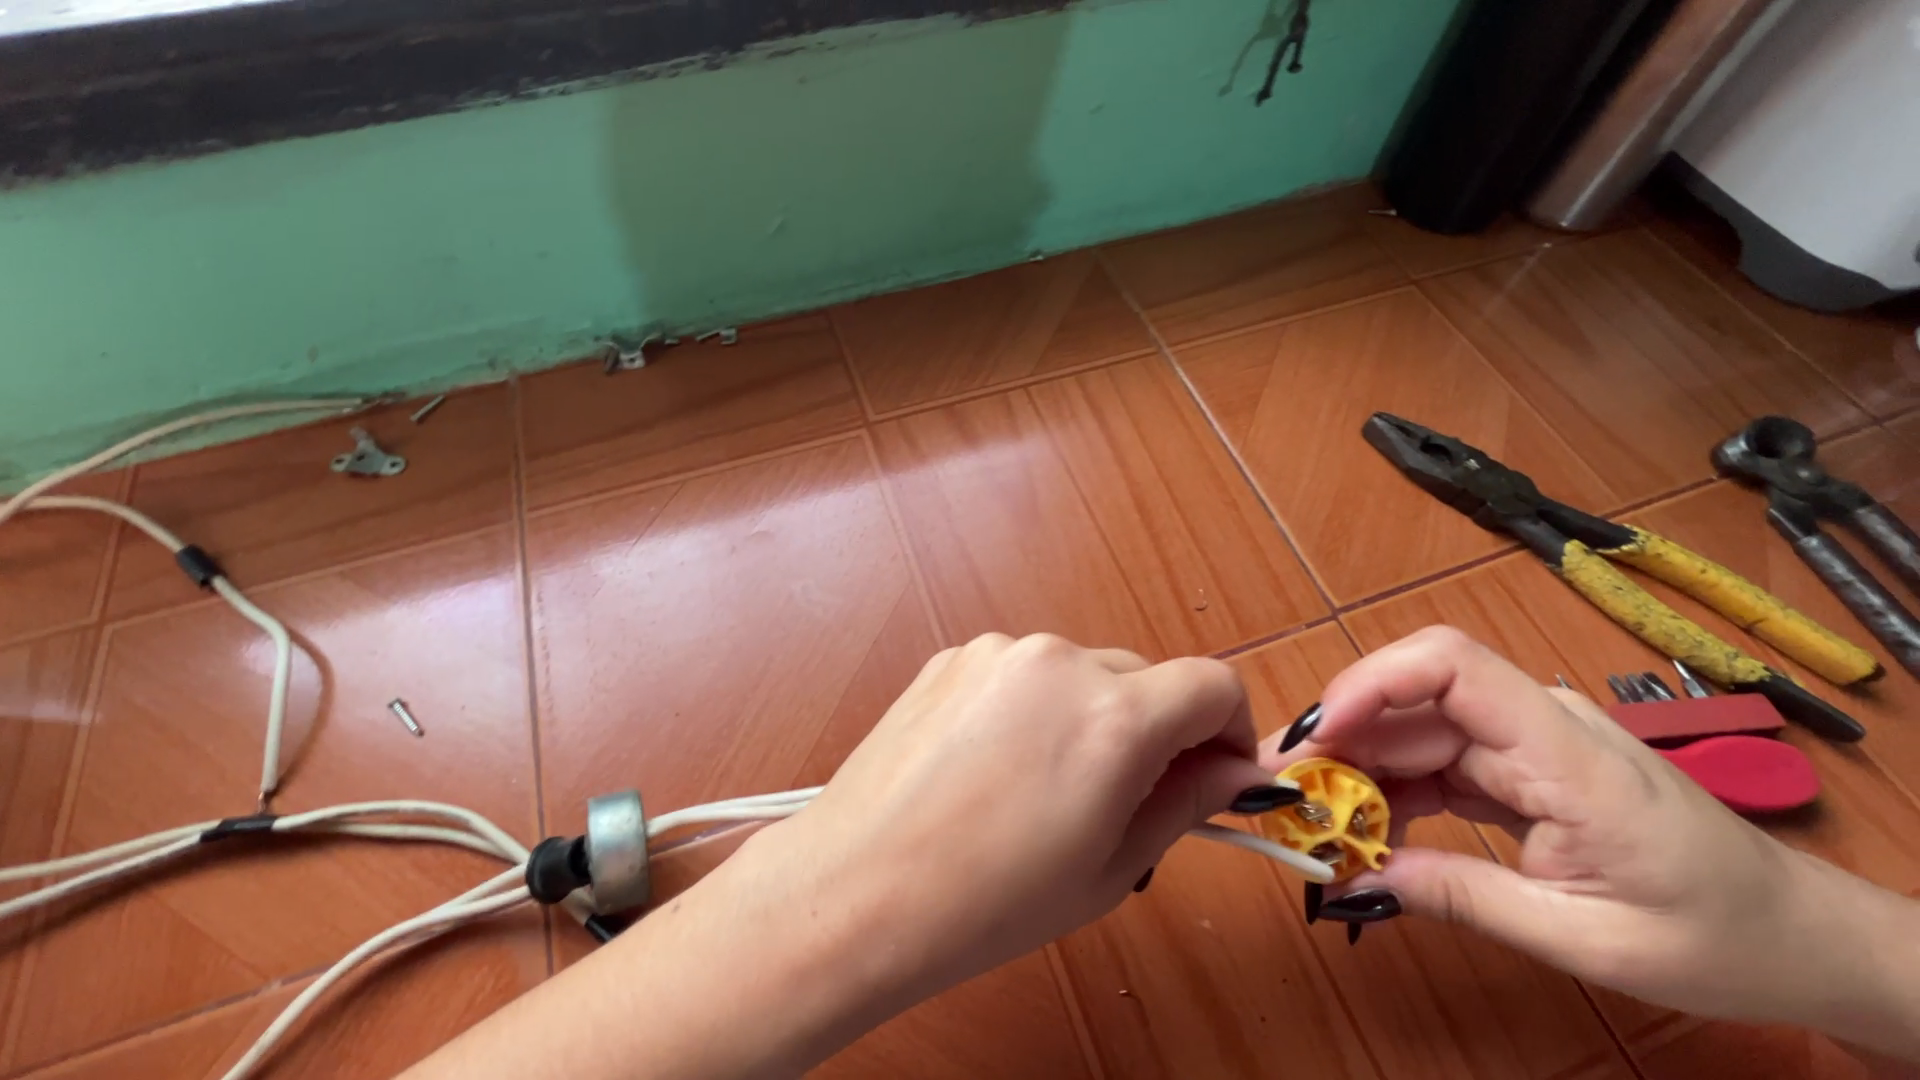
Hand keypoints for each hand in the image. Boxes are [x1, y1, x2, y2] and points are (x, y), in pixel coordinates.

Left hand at [754, 632, 1275, 998]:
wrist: (857, 888)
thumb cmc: (988, 901)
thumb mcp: (1110, 868)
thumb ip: (1185, 802)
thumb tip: (1240, 771)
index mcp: (1113, 716)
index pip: (1212, 685)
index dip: (1228, 731)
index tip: (1214, 773)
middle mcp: (1058, 661)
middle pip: (1144, 678)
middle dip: (1155, 730)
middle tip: (1123, 798)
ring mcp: (996, 652)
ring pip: (1080, 673)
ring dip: (1087, 716)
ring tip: (1043, 786)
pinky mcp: (951, 657)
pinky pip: (1020, 673)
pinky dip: (1030, 706)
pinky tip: (992, 764)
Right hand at [1261, 626, 1872, 1025]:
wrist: (1801, 936)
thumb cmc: (1719, 936)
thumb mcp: (1582, 936)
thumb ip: (1460, 896)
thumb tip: (1353, 880)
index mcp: (1566, 753)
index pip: (1450, 665)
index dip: (1368, 682)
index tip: (1314, 737)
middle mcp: (1536, 725)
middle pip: (1409, 703)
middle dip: (1338, 745)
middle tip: (1287, 801)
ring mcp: (1523, 742)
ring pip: (1408, 732)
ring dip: (1355, 773)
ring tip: (1317, 826)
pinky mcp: (1513, 765)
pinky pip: (1429, 764)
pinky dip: (1388, 795)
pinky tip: (1366, 833)